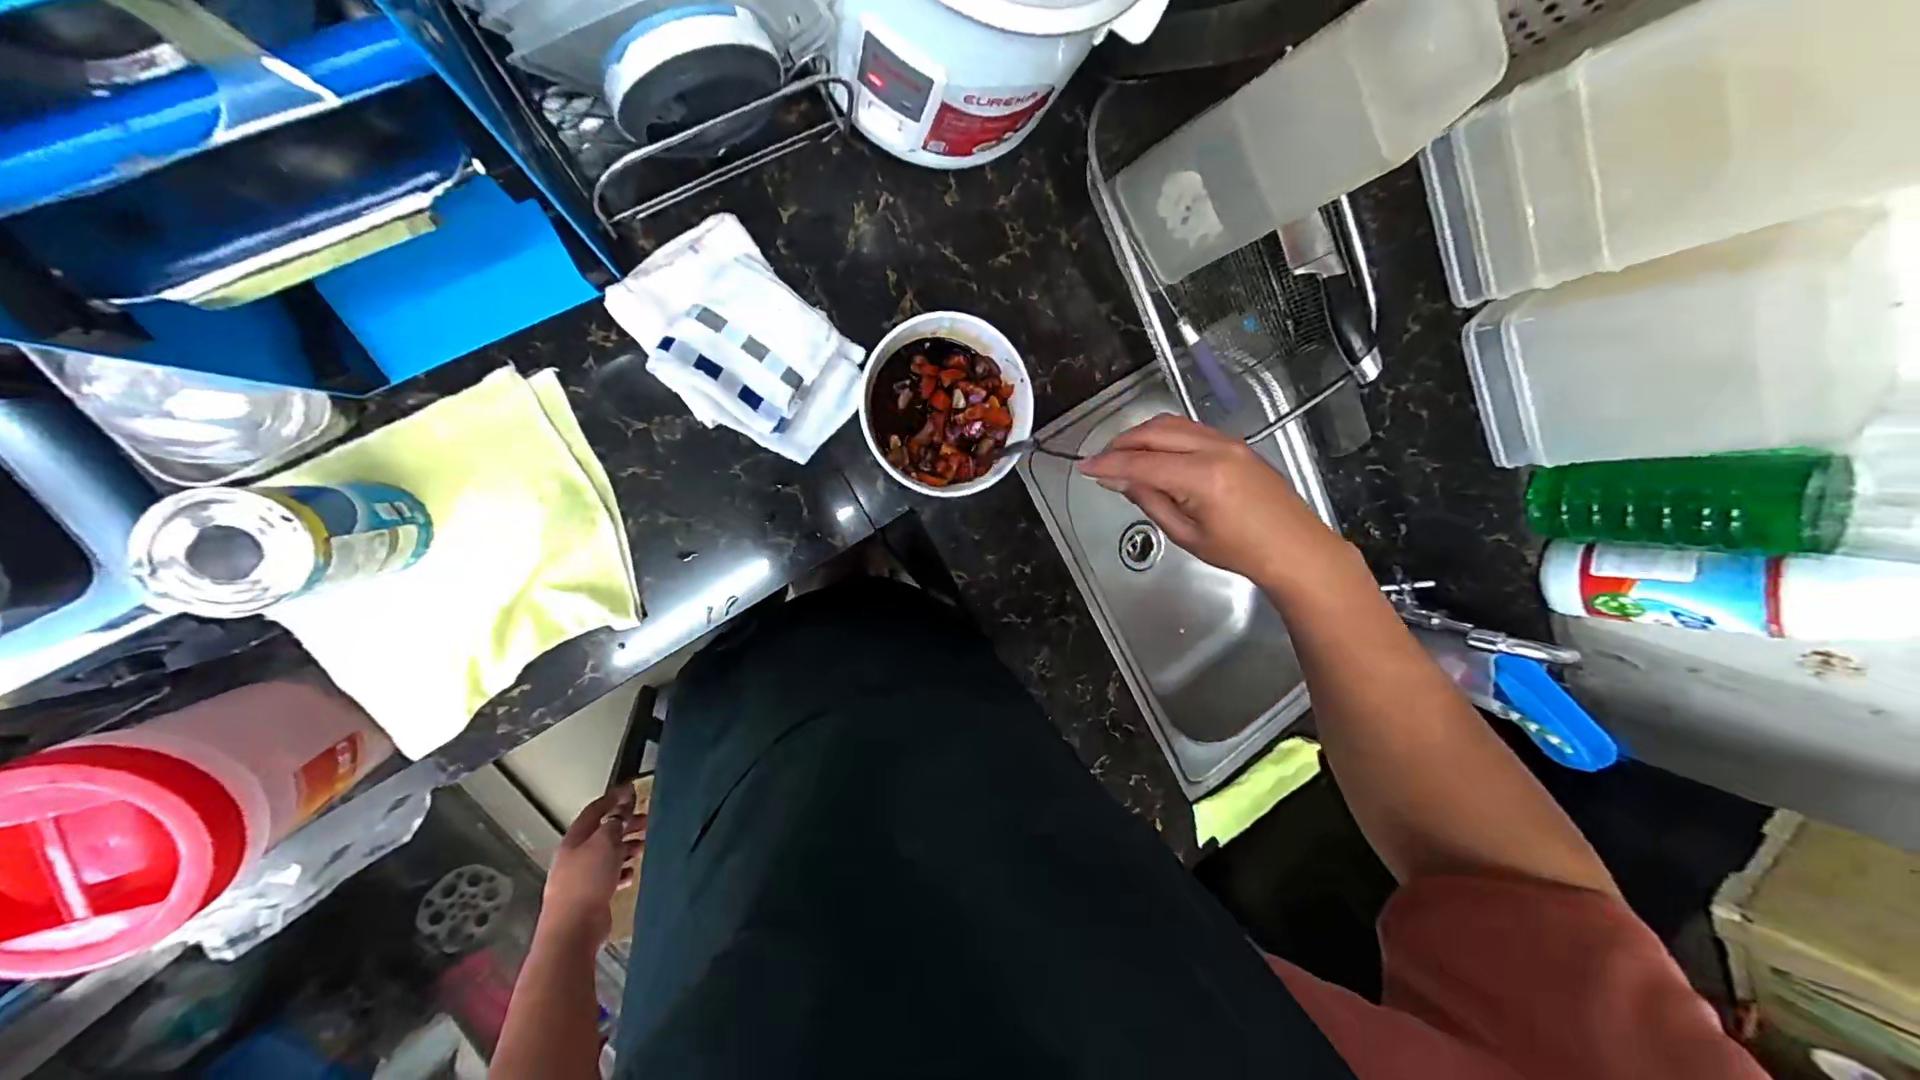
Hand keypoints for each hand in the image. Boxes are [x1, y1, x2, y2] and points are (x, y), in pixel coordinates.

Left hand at [541, 786, 645, 944]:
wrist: (573, 929)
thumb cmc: (588, 880)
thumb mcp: (604, 842)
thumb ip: (613, 825)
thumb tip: (618, 817)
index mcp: (575, 839)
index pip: (594, 810)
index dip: (613, 798)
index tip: (631, 790)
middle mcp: (576, 856)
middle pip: (603, 832)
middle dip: (625, 824)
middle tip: (647, 821)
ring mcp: (582, 877)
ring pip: (608, 854)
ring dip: (626, 848)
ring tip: (642, 847)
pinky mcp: (591, 896)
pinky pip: (610, 876)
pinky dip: (622, 872)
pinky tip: (630, 874)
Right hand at [1078, 414, 1356, 591]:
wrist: (1296, 548)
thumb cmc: (1244, 551)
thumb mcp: (1186, 534)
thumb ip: (1150, 501)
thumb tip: (1120, 481)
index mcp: (1204, 477)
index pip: (1142, 463)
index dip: (1108, 464)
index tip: (1085, 466)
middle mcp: (1217, 450)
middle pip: (1154, 432)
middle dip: (1121, 443)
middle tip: (1100, 461)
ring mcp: (1229, 443)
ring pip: (1172, 424)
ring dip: (1141, 435)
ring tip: (1122, 456)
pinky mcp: (1236, 444)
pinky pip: (1190, 429)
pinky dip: (1163, 436)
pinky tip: (1153, 453)